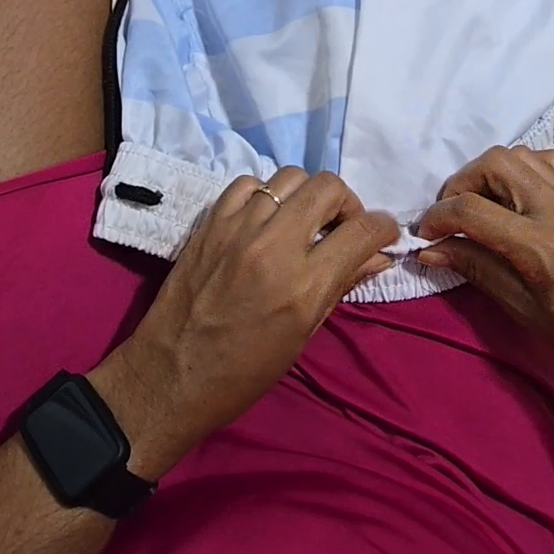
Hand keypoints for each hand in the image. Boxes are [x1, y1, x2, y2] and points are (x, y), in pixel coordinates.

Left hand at [90, 168, 396, 477]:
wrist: (171, 376)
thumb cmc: (245, 371)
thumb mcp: (303, 334)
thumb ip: (342, 285)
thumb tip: (378, 255)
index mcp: (304, 285)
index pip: (361, 231)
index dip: (382, 227)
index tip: (383, 233)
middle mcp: (275, 246)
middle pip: (328, 187)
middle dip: (347, 202)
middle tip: (341, 226)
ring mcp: (238, 228)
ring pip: (290, 176)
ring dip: (307, 195)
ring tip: (303, 220)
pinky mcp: (211, 222)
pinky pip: (249, 183)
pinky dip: (266, 195)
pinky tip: (265, 218)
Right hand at [415, 147, 553, 385]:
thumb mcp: (523, 309)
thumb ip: (476, 268)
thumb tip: (431, 250)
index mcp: (540, 246)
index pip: (472, 210)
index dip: (438, 219)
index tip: (424, 237)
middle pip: (494, 163)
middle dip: (461, 184)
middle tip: (452, 216)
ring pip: (519, 155)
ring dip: (488, 173)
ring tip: (479, 206)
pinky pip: (546, 161)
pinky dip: (520, 168)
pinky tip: (513, 197)